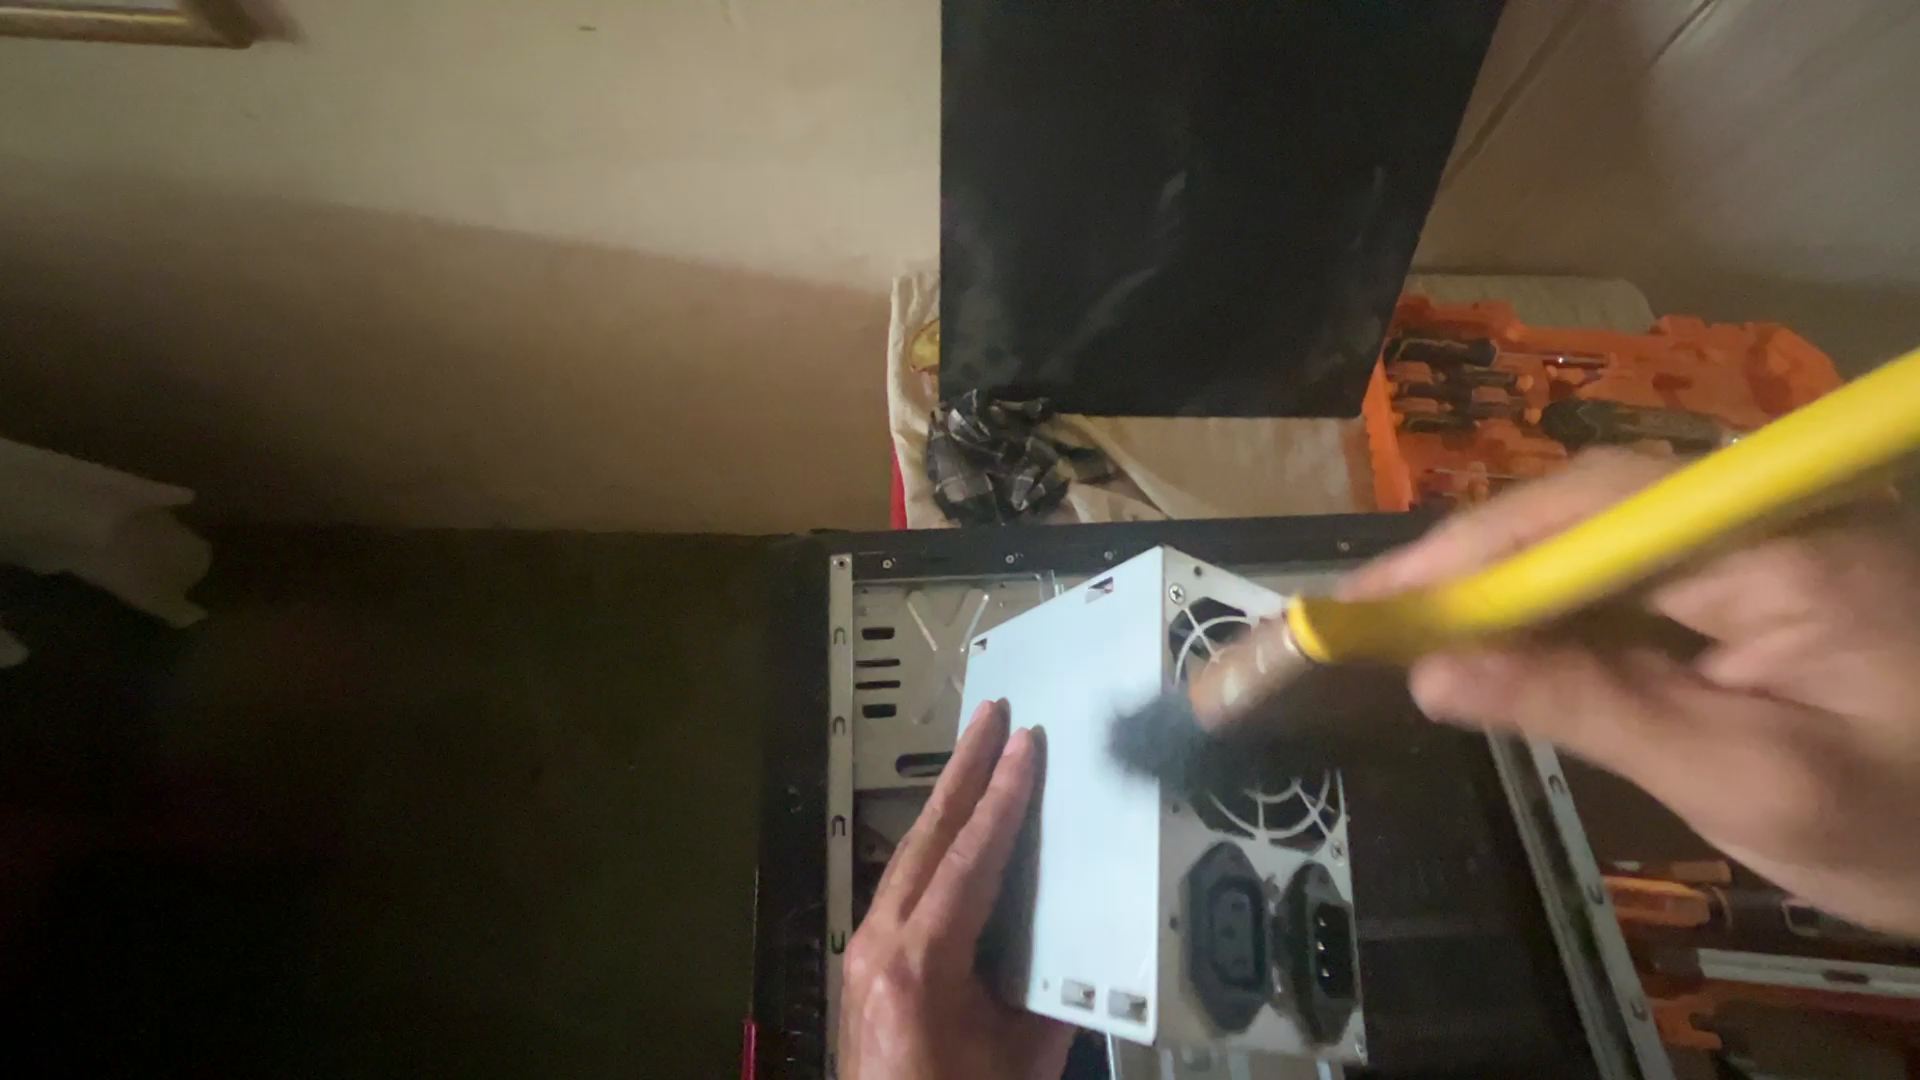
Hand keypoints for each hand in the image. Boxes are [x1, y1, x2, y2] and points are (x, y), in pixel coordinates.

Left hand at [839, 700, 1073, 1079]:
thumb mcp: (1023, 1060)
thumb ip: (1053, 992)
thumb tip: (1079, 933)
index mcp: (923, 963)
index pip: (972, 857)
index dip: (1004, 796)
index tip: (1024, 743)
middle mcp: (882, 940)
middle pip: (930, 833)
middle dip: (964, 767)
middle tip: (990, 713)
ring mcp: (865, 945)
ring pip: (911, 849)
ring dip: (948, 796)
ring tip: (976, 748)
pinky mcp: (865, 955)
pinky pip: (905, 877)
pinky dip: (935, 837)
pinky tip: (953, 818)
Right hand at [1343, 448, 1919, 934]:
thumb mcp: (1743, 782)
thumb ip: (1583, 712)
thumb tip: (1429, 676)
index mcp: (1781, 550)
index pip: (1584, 513)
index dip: (1461, 550)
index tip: (1370, 599)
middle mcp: (1758, 517)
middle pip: (1569, 513)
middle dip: (1462, 567)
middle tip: (1371, 615)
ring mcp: (1749, 540)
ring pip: (1578, 541)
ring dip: (1490, 588)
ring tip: (1410, 628)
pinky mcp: (1738, 572)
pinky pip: (1610, 574)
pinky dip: (1537, 609)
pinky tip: (1496, 642)